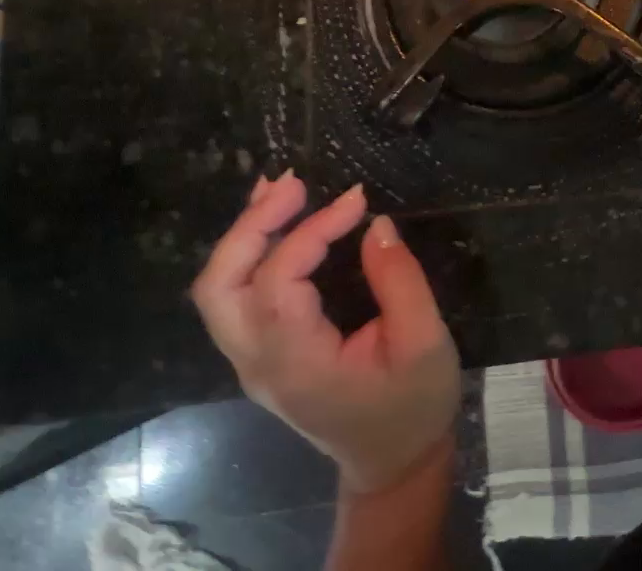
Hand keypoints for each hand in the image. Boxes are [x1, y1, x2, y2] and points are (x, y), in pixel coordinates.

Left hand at [191, 173, 460, 493]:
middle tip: (295, 180)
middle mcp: (257, 362)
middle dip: (250, 226)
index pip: (277, 282)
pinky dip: (250, 254)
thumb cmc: (415, 403)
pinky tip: (279, 224)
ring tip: (280, 189)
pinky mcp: (262, 355)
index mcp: (295, 361)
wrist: (394, 459)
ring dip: (243, 236)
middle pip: (219, 286)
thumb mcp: (423, 342)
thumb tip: (376, 225)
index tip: (358, 199)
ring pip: (217, 291)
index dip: (310, 232)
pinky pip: (236, 298)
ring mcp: (251, 361)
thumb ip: (399, 282)